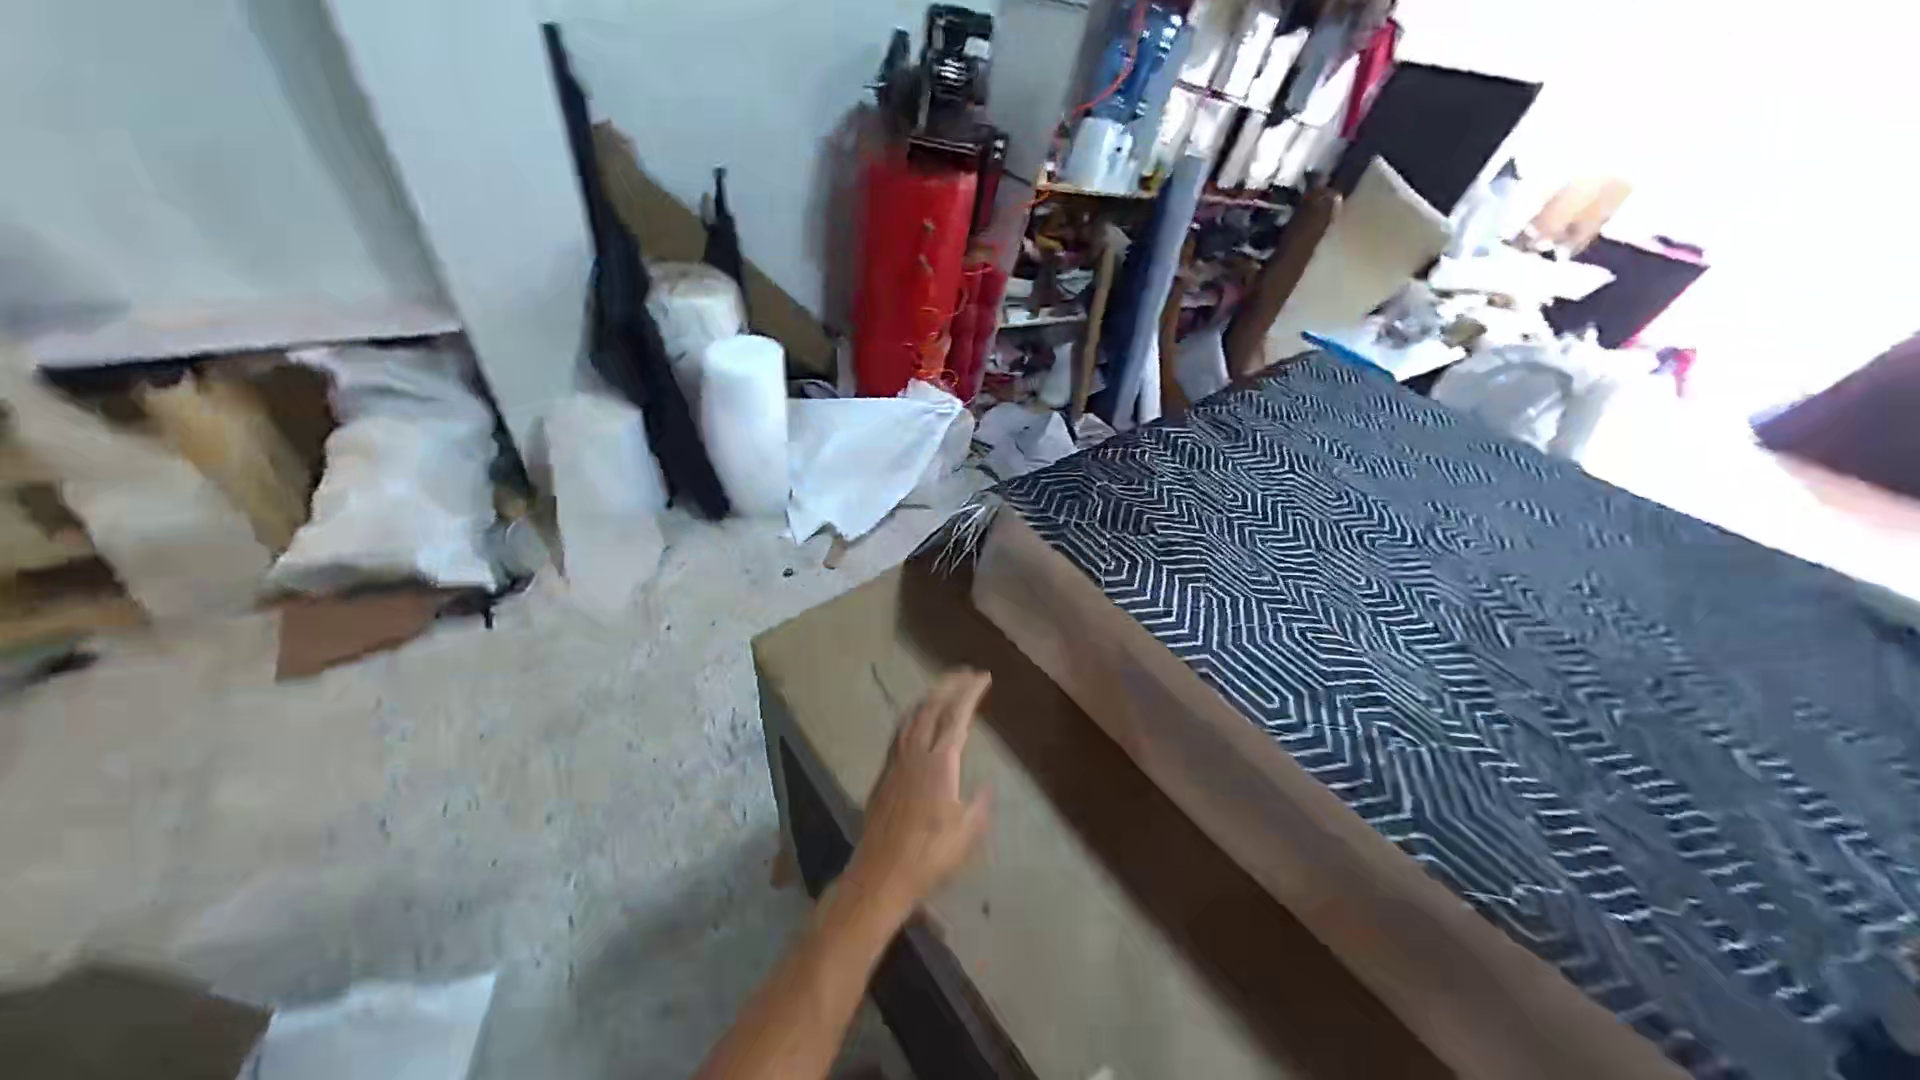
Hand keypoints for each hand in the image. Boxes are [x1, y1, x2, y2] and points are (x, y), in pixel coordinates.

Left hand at [844, 670, 992, 917]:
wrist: (882, 873)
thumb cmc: (930, 856)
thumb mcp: (968, 833)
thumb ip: (979, 804)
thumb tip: (986, 785)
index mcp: (940, 763)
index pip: (957, 715)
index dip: (971, 693)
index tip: (984, 677)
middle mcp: (916, 753)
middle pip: (932, 706)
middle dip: (950, 685)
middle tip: (967, 673)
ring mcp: (896, 761)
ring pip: (912, 716)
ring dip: (930, 696)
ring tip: (943, 688)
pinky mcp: (884, 773)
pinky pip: (900, 731)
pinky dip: (914, 715)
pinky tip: (917, 720)